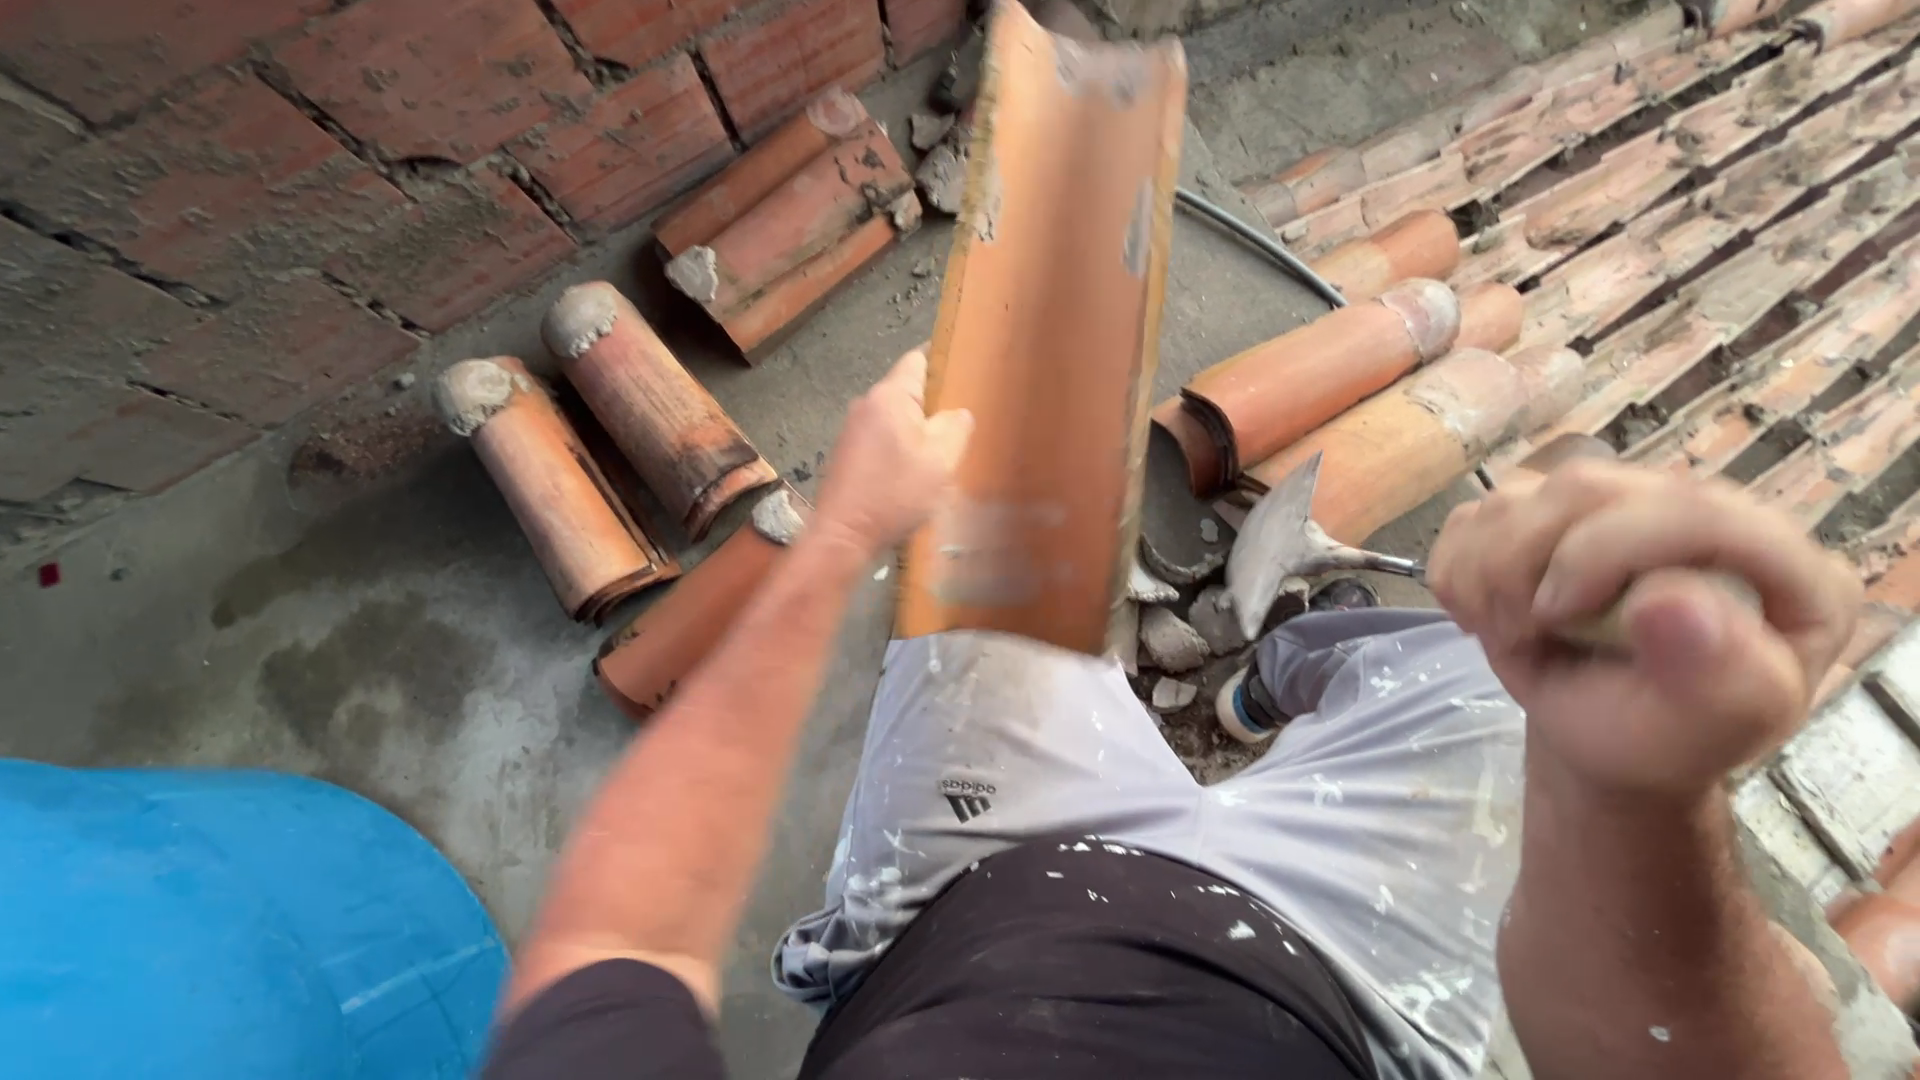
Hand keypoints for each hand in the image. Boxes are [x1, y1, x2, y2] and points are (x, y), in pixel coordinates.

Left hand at [813, 349, 972, 557]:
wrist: (843, 535)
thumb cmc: (894, 494)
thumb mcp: (940, 462)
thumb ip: (956, 428)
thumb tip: (959, 412)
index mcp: (889, 397)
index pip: (918, 360)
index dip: (942, 360)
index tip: (964, 368)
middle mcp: (866, 404)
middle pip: (907, 391)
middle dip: (933, 404)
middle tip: (960, 424)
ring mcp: (852, 430)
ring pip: (895, 418)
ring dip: (916, 431)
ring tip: (939, 454)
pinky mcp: (846, 453)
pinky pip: (881, 438)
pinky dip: (899, 448)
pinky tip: (912, 473)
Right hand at [1427, 461, 1858, 796]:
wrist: (1599, 731)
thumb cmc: (1662, 733)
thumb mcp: (1713, 724)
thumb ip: (1720, 671)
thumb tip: (1670, 599)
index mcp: (1771, 561)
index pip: (1690, 508)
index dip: (1604, 551)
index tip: (1556, 615)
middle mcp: (1686, 513)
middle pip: (1579, 489)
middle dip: (1523, 566)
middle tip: (1523, 631)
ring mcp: (1600, 511)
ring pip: (1510, 500)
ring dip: (1484, 577)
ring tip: (1511, 631)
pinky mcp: (1533, 519)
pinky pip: (1466, 520)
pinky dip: (1456, 574)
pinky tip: (1489, 613)